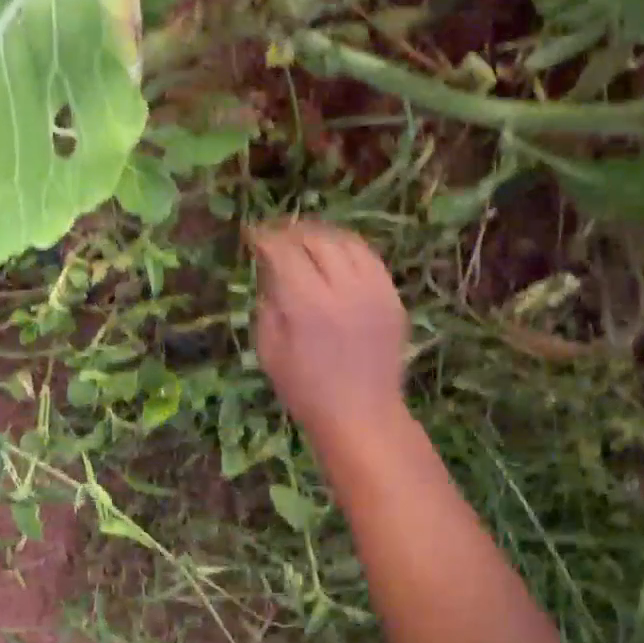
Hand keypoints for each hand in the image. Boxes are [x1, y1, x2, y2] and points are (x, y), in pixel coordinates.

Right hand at [246, 219, 408, 448]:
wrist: (359, 411)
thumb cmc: (302, 387)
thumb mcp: (268, 347)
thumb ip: (269, 303)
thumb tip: (270, 270)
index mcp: (307, 306)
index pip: (284, 253)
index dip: (265, 238)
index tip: (251, 233)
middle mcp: (344, 290)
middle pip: (318, 240)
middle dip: (292, 230)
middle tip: (274, 231)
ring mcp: (375, 291)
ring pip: (348, 243)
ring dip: (322, 233)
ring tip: (302, 235)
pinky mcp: (392, 297)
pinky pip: (370, 259)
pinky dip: (347, 248)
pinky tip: (333, 252)